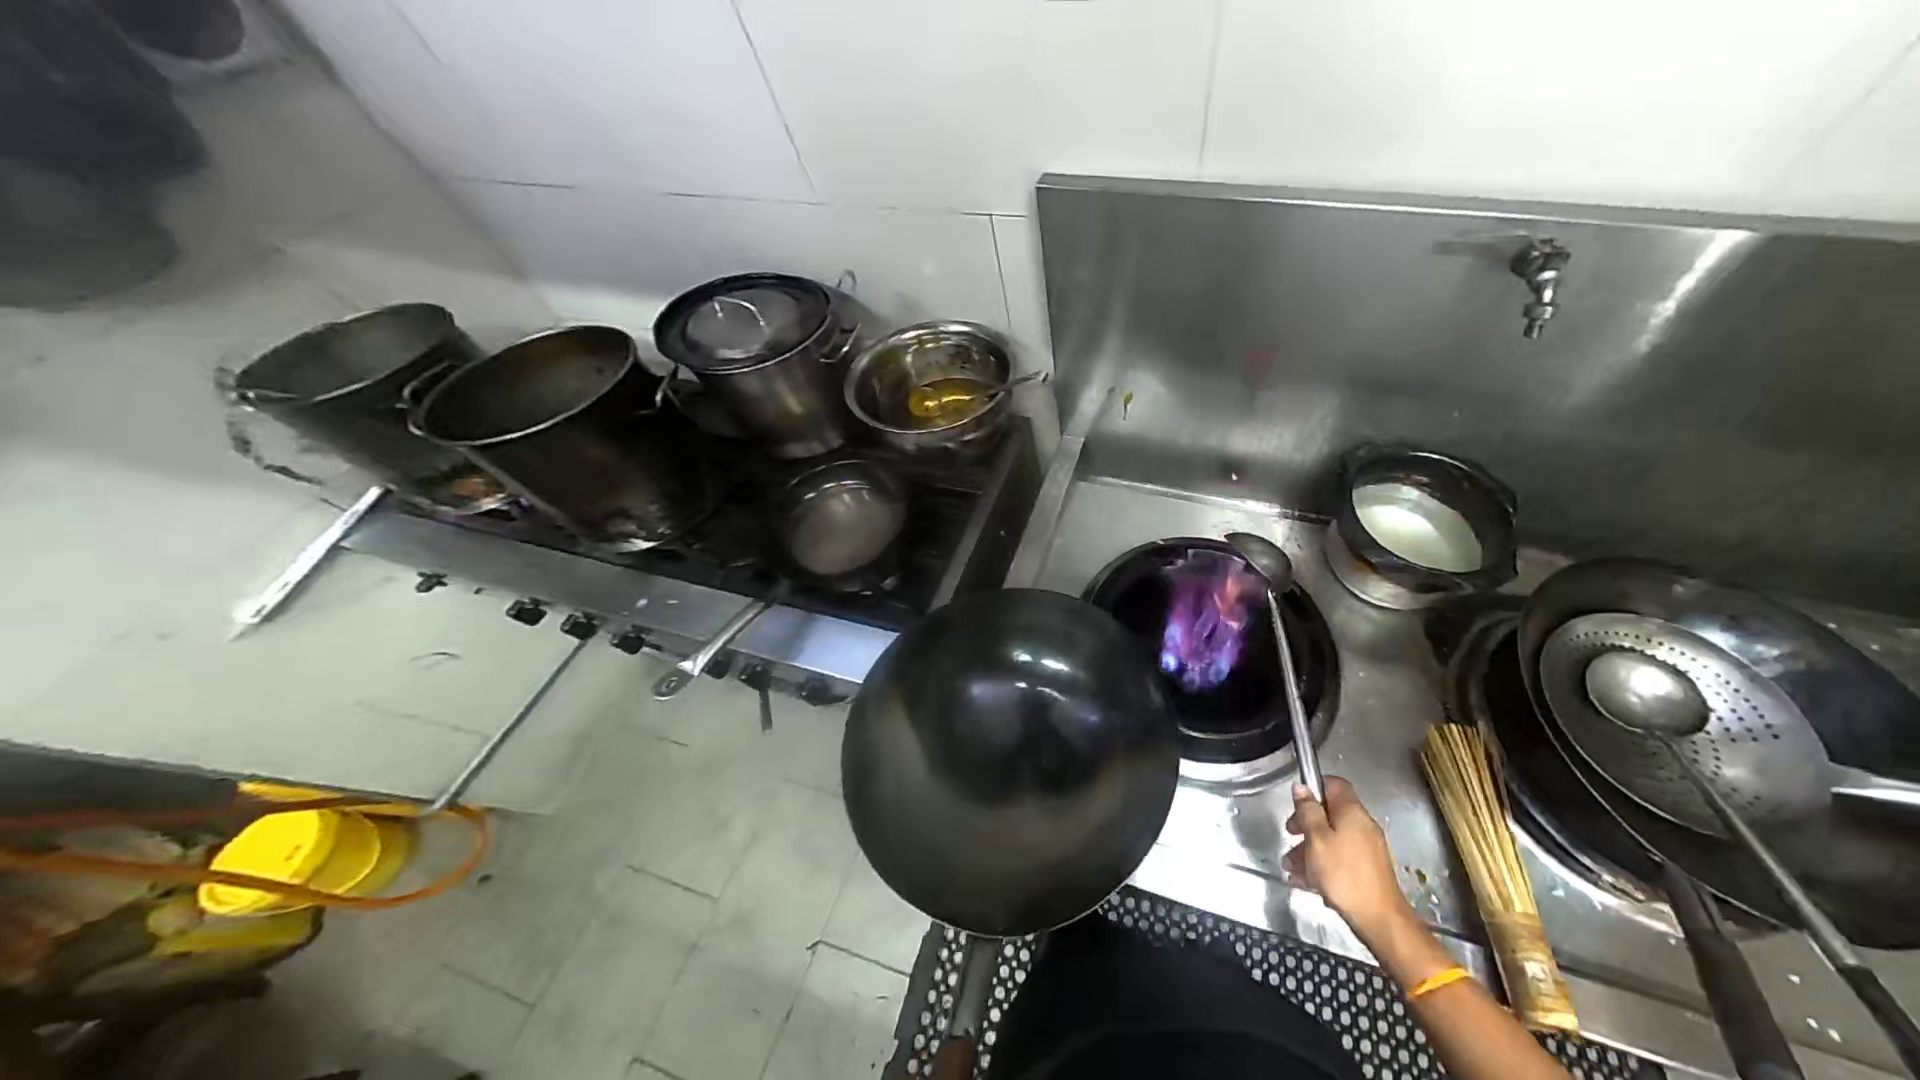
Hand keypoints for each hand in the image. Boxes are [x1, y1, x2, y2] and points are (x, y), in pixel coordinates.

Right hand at [1283, 776, 1412, 939]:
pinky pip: (1339, 857)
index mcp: (1352, 812)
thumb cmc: (1343, 873)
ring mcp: (1367, 849)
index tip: (1297, 803)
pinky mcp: (1366, 869)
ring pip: (1331, 838)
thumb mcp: (1316, 838)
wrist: (1378, 919)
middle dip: (1306, 823)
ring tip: (1291, 866)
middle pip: (1329, 813)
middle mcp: (1362, 826)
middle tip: (1290, 834)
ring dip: (1309, 848)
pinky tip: (1306, 880)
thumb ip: (1307, 811)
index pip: (1334, 784)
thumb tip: (1302, 788)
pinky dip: (1322, 863)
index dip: (1314, 787)